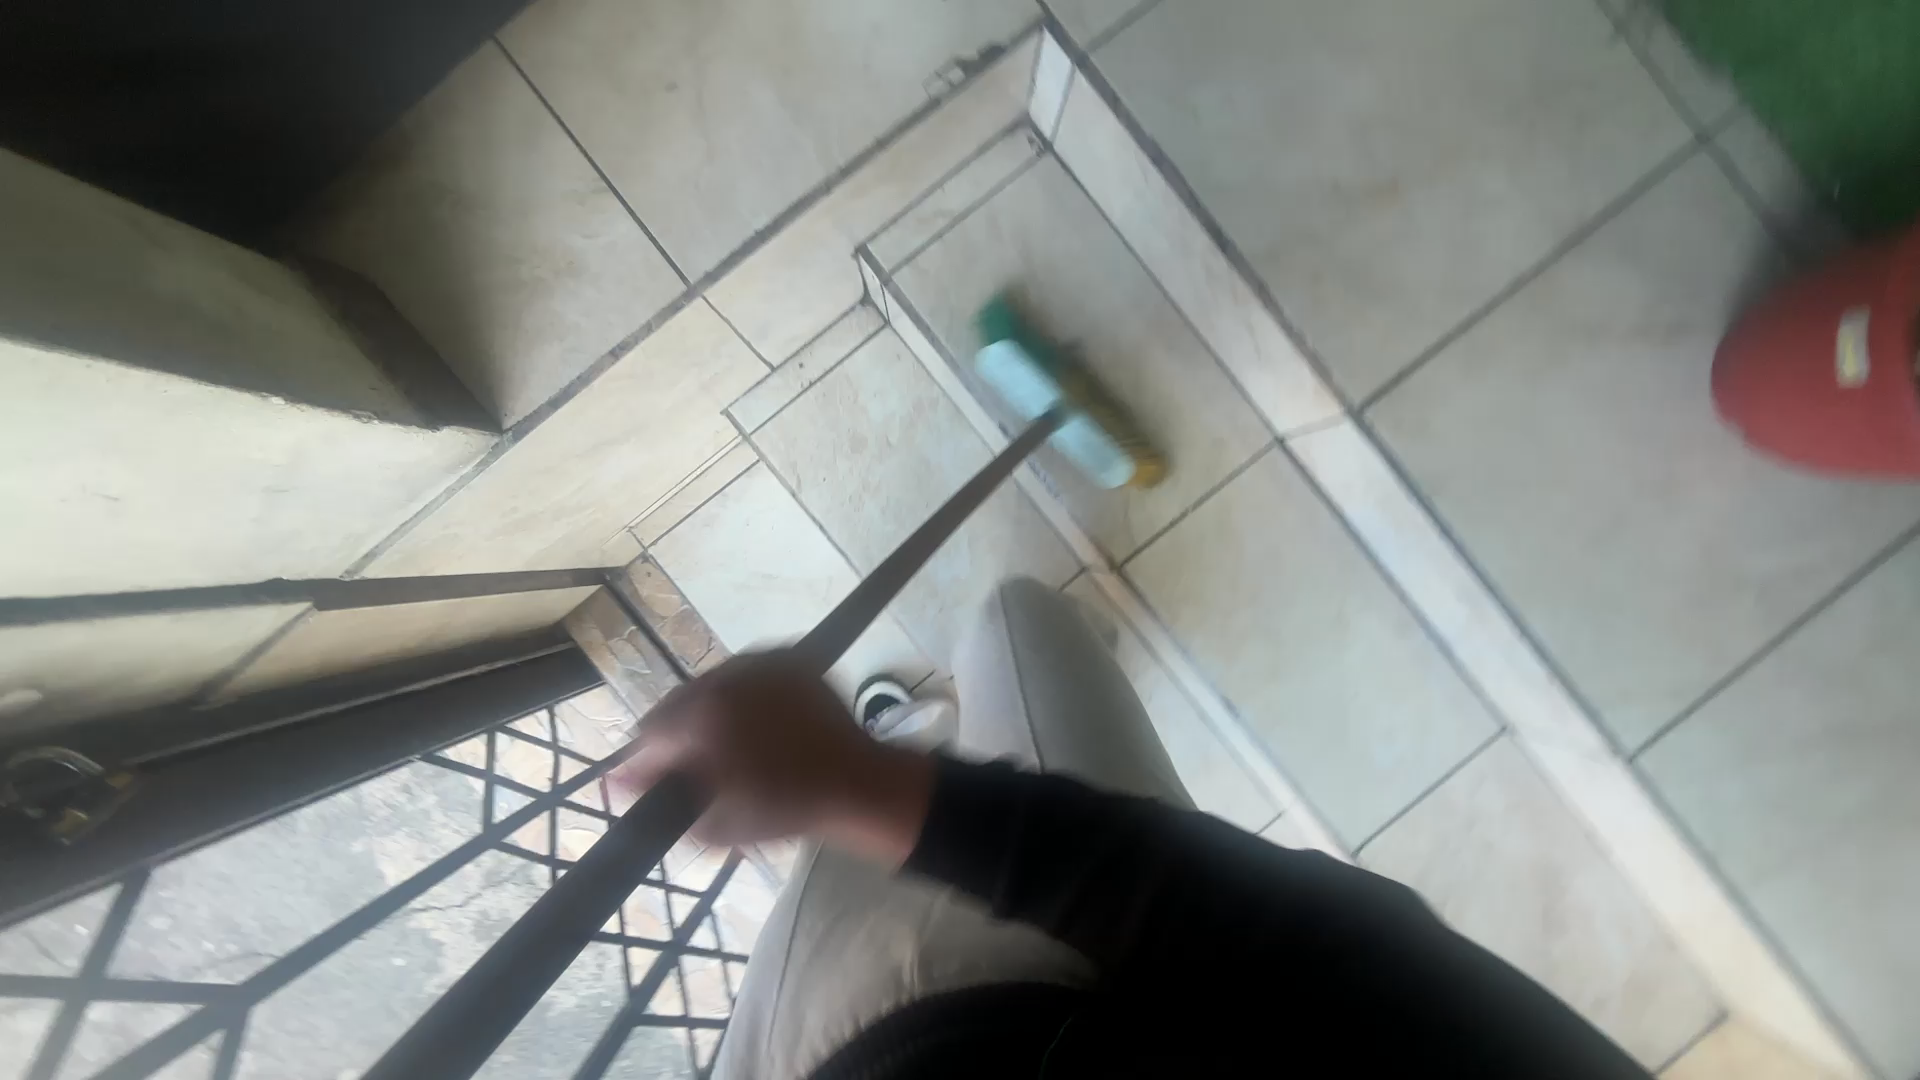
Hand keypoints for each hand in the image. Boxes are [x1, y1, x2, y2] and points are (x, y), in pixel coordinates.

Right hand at [615, 650, 934, 864]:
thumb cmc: (788, 807)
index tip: (644, 780)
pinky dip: (743, 694)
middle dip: (677, 734)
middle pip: (681, 702)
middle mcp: (728, 677)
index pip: (650, 733)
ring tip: (723, 742)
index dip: (644, 761)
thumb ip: (662, 800)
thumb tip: (621, 786)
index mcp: (704, 716)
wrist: (856, 782)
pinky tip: (753, 719)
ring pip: (714, 684)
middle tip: (688, 763)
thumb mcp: (715, 821)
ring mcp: (763, 661)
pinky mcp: (791, 658)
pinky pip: (750, 673)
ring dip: (709, 710)